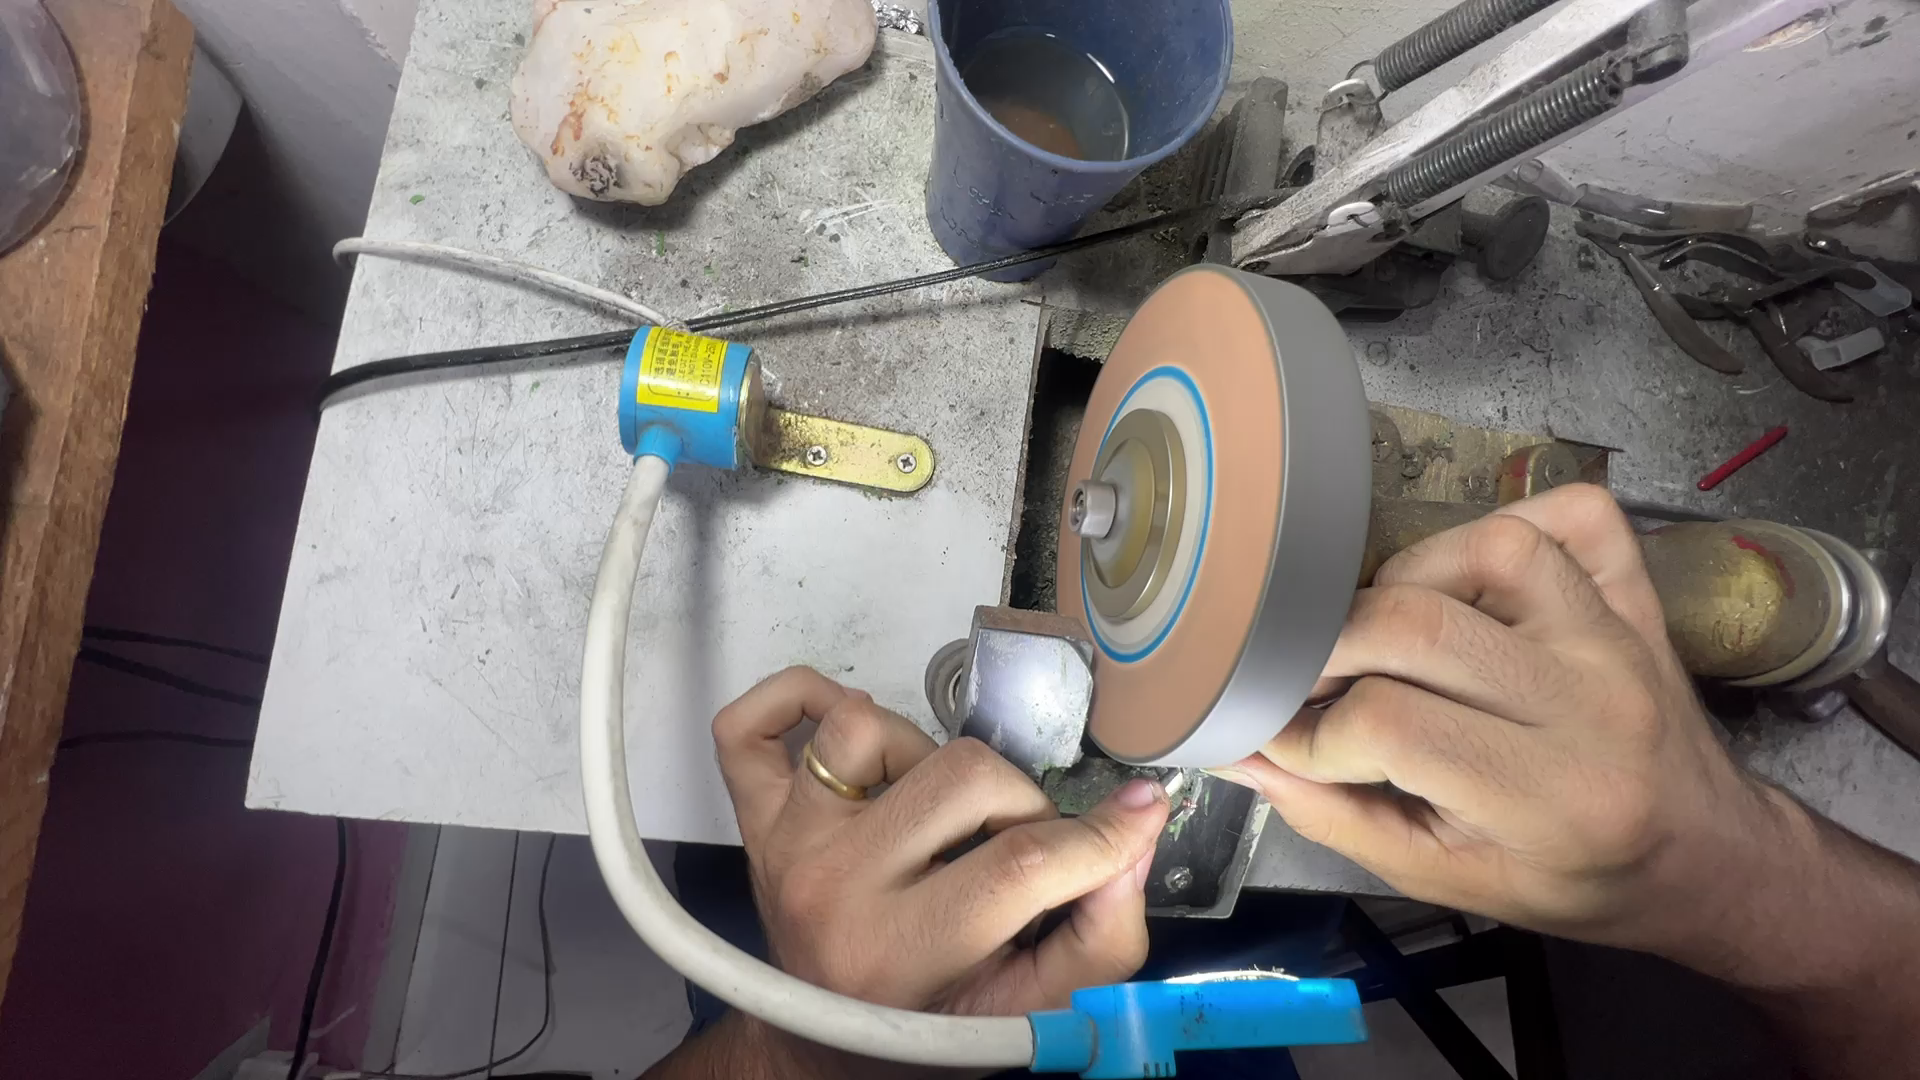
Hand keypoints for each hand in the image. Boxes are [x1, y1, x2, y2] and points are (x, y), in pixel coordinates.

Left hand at [712, 666, 1169, 1016]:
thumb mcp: (1032, 1016)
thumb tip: (1138, 824)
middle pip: (959, 772)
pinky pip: (751, 726)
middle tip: (1015, 839)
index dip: (1097, 838)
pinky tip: (848, 736)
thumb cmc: (931, 1034)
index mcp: (897, 957)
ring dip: (920, 752)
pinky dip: (797, 700)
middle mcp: (829, 887)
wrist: (823, 1050)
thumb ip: (1102, 937)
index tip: (1133, 818)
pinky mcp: (757, 816)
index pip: (1020, 864)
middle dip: (1017, 799)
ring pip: (865, 725)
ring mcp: (785, 841)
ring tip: (931, 808)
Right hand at [1217, 485, 1788, 960]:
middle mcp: (1592, 701)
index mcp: (1550, 794)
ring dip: (1401, 581)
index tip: (1289, 746)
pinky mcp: (1630, 592)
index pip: (1386, 722)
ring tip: (1383, 632)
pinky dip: (1492, 530)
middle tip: (1312, 683)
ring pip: (1483, 548)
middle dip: (1326, 650)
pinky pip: (1563, 517)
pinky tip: (1458, 577)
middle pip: (1414, 624)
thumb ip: (1329, 816)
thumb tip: (1236, 754)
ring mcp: (1616, 633)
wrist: (1708, 858)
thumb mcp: (1439, 877)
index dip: (1308, 733)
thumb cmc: (1566, 876)